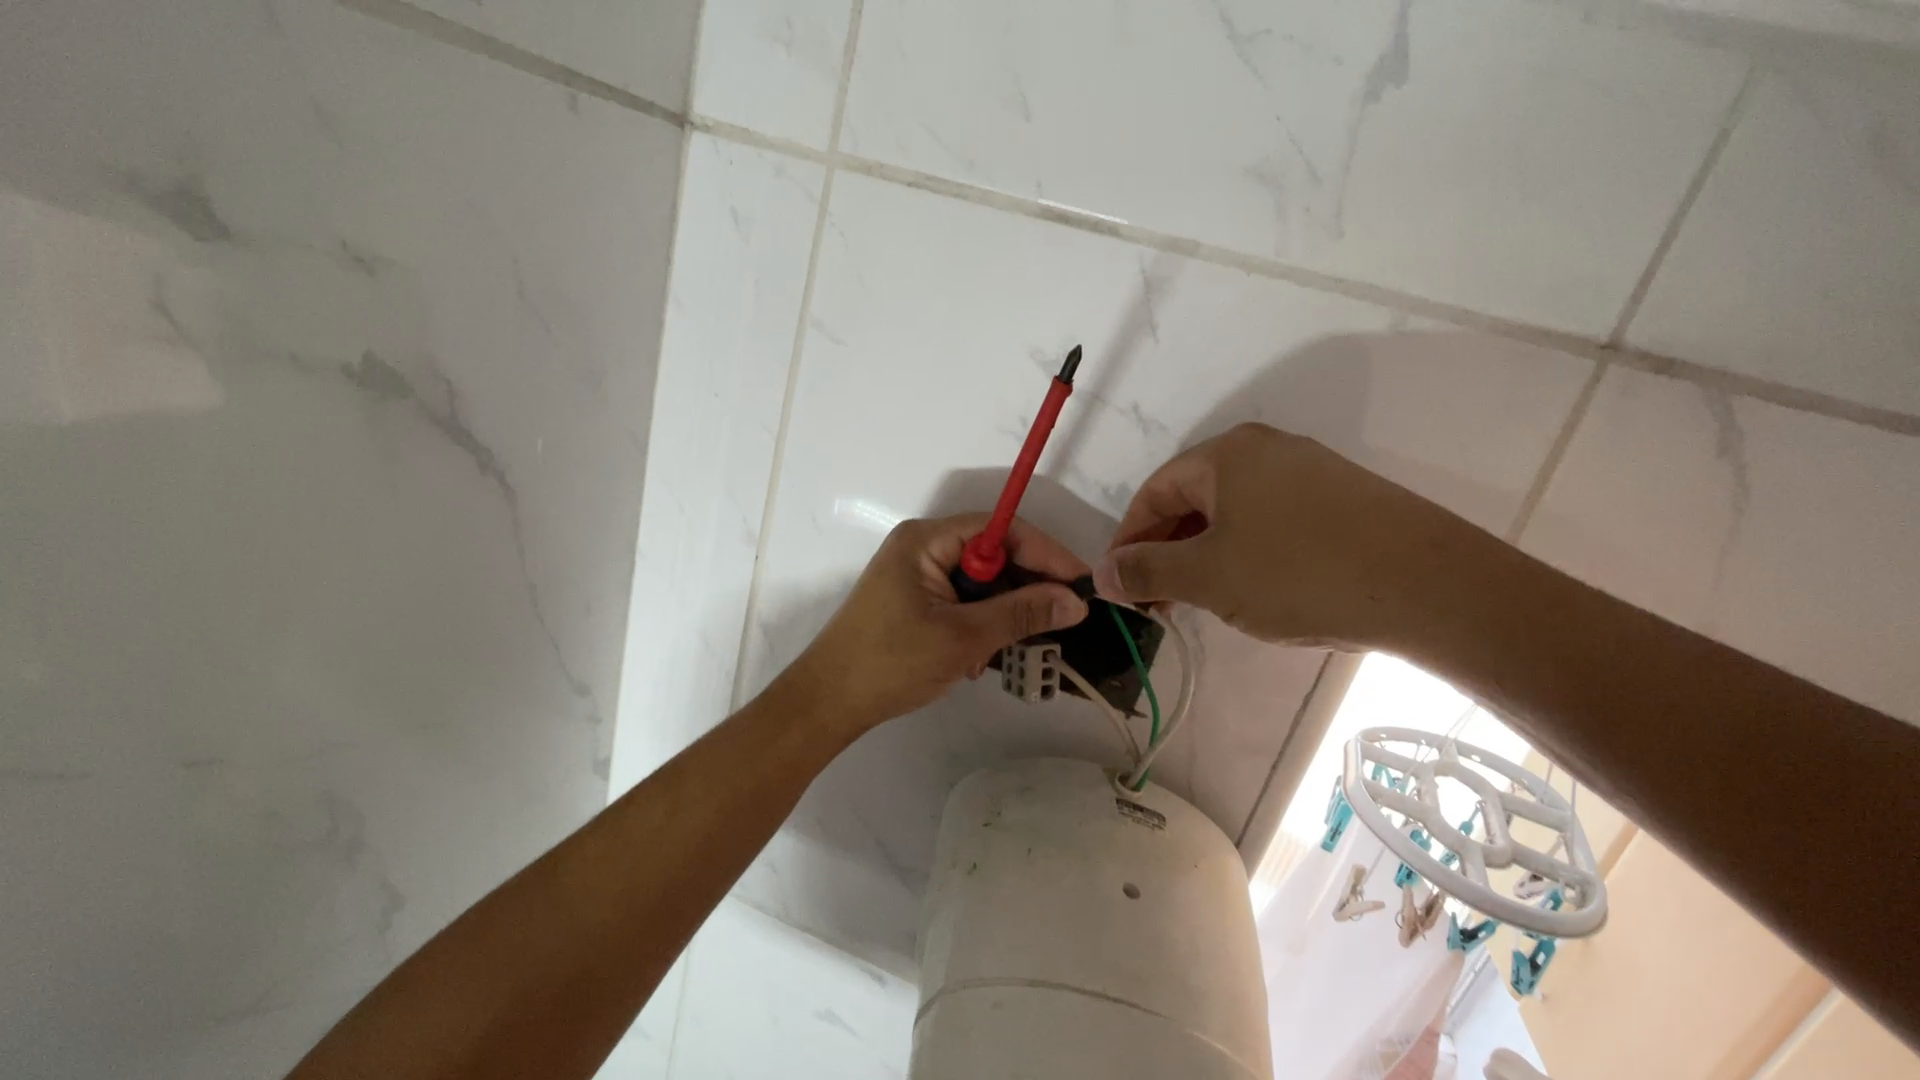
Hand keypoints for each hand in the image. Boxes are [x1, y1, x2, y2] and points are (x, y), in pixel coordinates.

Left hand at [777, 513, 1089, 736]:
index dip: (1045, 553)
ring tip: (1016, 647)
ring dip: (1002, 614)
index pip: (1001, 530)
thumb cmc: (891, 662)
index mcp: (927, 541)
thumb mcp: (963, 638)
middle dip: (1025, 589)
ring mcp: (917, 576)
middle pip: (993, 556)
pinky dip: (980, 626)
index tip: (1080, 584)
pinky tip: (982, 659)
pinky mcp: (916, 603)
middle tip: (1059, 620)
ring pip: (982, 584)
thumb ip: (1021, 614)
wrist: (828, 703)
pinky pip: (963, 603)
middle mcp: (923, 548)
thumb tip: (1076, 602)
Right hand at [1092, 423, 1484, 650]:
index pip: (1154, 492)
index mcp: (1227, 454)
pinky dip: (1248, 554)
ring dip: (1205, 556)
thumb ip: (1147, 571)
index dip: (1128, 540)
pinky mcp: (1344, 502)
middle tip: (1156, 602)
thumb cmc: (1298, 573)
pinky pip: (1274, 522)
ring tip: (1202, 602)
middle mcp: (1267, 450)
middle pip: (1194, 498)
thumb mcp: (1207, 577)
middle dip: (1167, 551)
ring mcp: (1311, 473)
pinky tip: (1256, 591)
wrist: (1427, 585)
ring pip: (1235, 513)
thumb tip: (1103, 573)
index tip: (1118, 586)